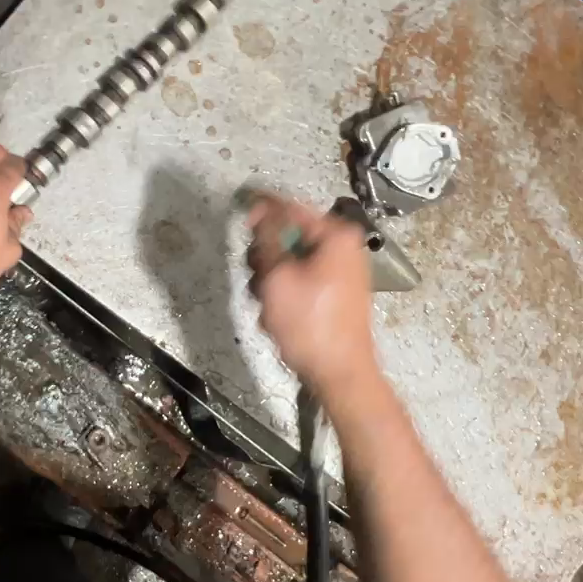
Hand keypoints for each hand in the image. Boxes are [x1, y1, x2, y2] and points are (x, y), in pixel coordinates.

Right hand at [245, 194, 377, 393]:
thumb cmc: (310, 325)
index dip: (261, 210)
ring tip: (269, 306)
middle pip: (288, 238)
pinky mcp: (334, 294)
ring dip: (270, 282)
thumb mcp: (278, 276)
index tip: (240, 213)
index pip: (289, 207)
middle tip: (259, 280)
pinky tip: (279, 317)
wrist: (339, 373)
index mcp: (336, 235)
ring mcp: (340, 272)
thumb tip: (260, 209)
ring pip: (290, 262)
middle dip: (265, 259)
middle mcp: (343, 248)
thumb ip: (266, 238)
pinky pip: (300, 282)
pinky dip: (284, 295)